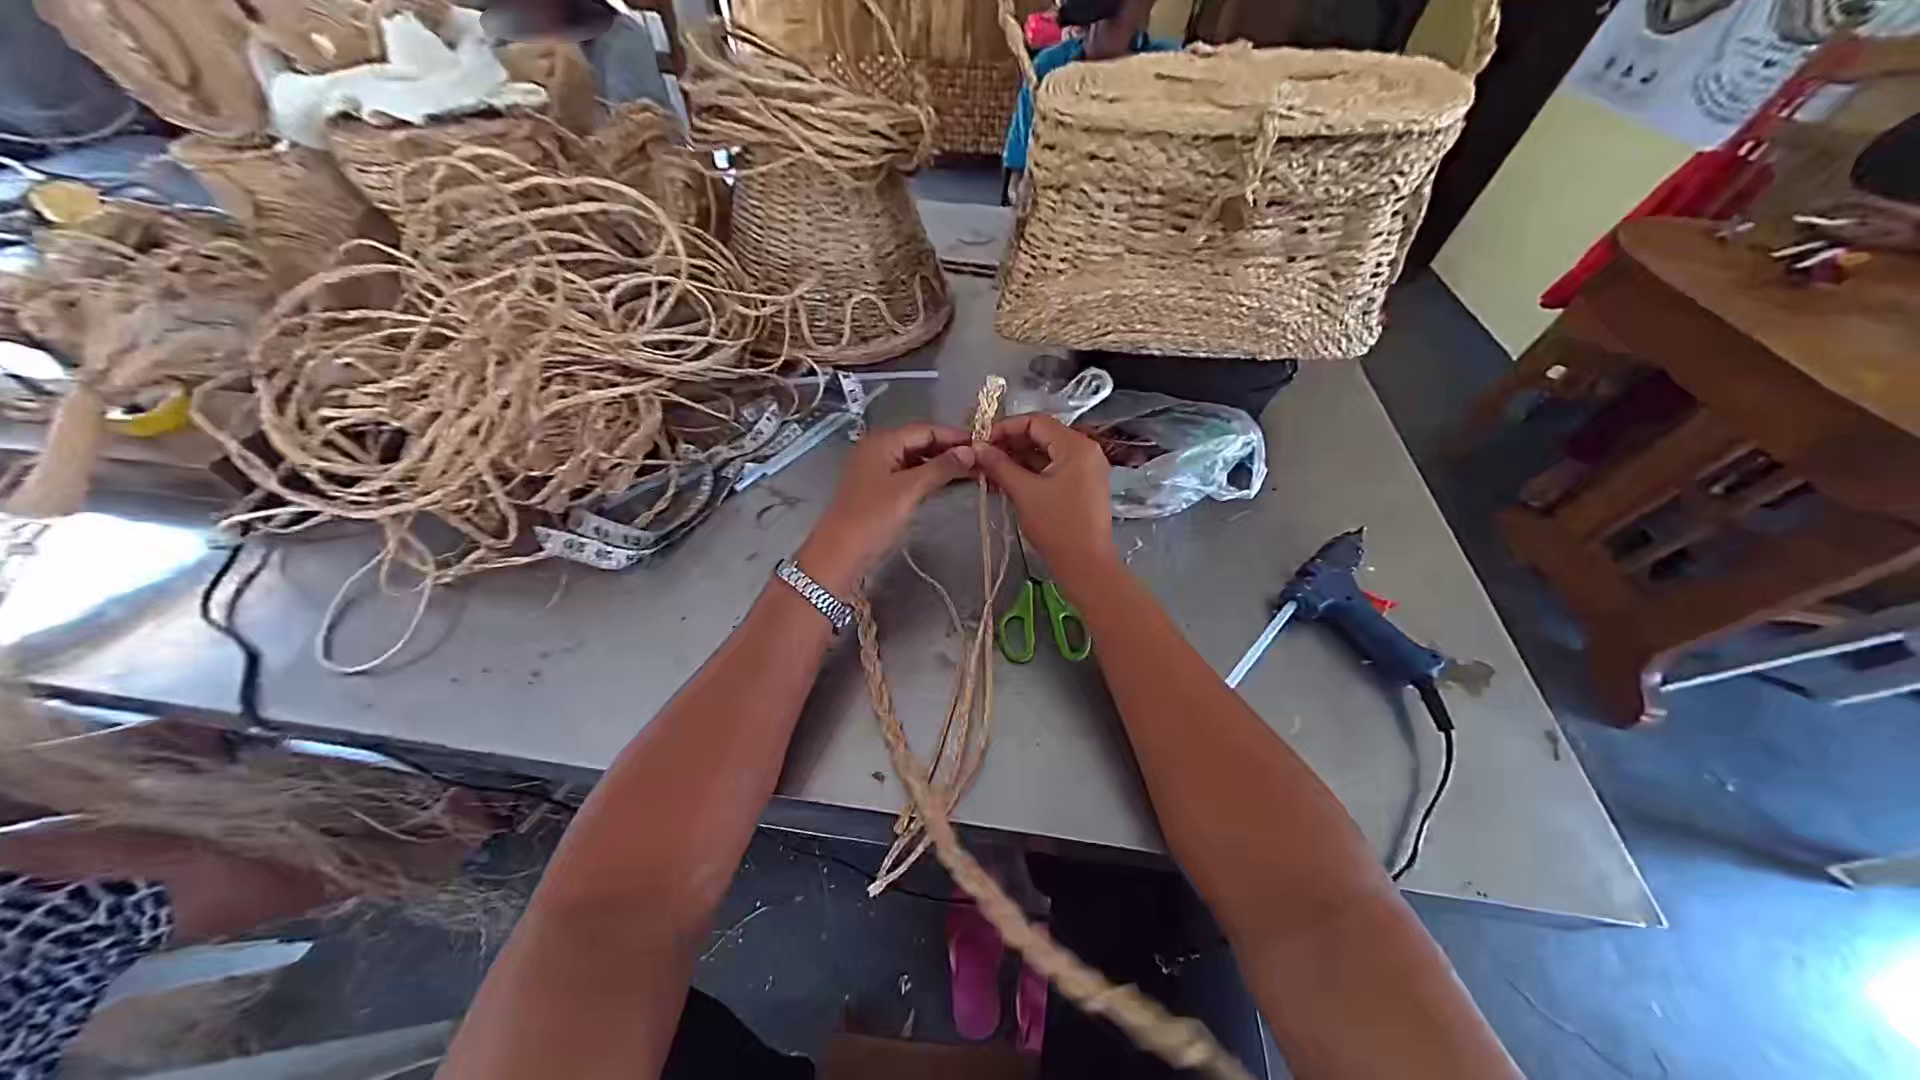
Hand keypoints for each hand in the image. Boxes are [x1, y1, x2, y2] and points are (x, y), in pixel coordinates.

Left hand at [793, 423, 975, 595]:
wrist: (839, 554)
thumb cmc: (872, 518)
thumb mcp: (909, 490)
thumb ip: (940, 468)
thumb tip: (971, 451)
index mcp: (882, 441)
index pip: (926, 429)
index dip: (955, 436)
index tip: (984, 445)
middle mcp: (879, 449)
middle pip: (921, 442)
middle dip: (950, 451)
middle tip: (982, 461)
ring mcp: (878, 470)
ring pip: (916, 459)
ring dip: (942, 465)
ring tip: (973, 472)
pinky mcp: (880, 489)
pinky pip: (910, 475)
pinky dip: (930, 478)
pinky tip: (950, 484)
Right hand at [973, 414, 1117, 591]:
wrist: (1086, 564)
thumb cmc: (1057, 526)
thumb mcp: (1023, 492)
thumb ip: (999, 465)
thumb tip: (978, 447)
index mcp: (1076, 446)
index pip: (1036, 422)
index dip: (1005, 428)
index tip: (982, 441)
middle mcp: (1085, 451)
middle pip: (1042, 436)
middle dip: (1010, 444)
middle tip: (983, 457)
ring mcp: (1086, 469)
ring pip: (1046, 454)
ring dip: (1018, 460)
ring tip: (990, 471)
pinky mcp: (1082, 486)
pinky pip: (1053, 469)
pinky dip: (1031, 473)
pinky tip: (1007, 481)